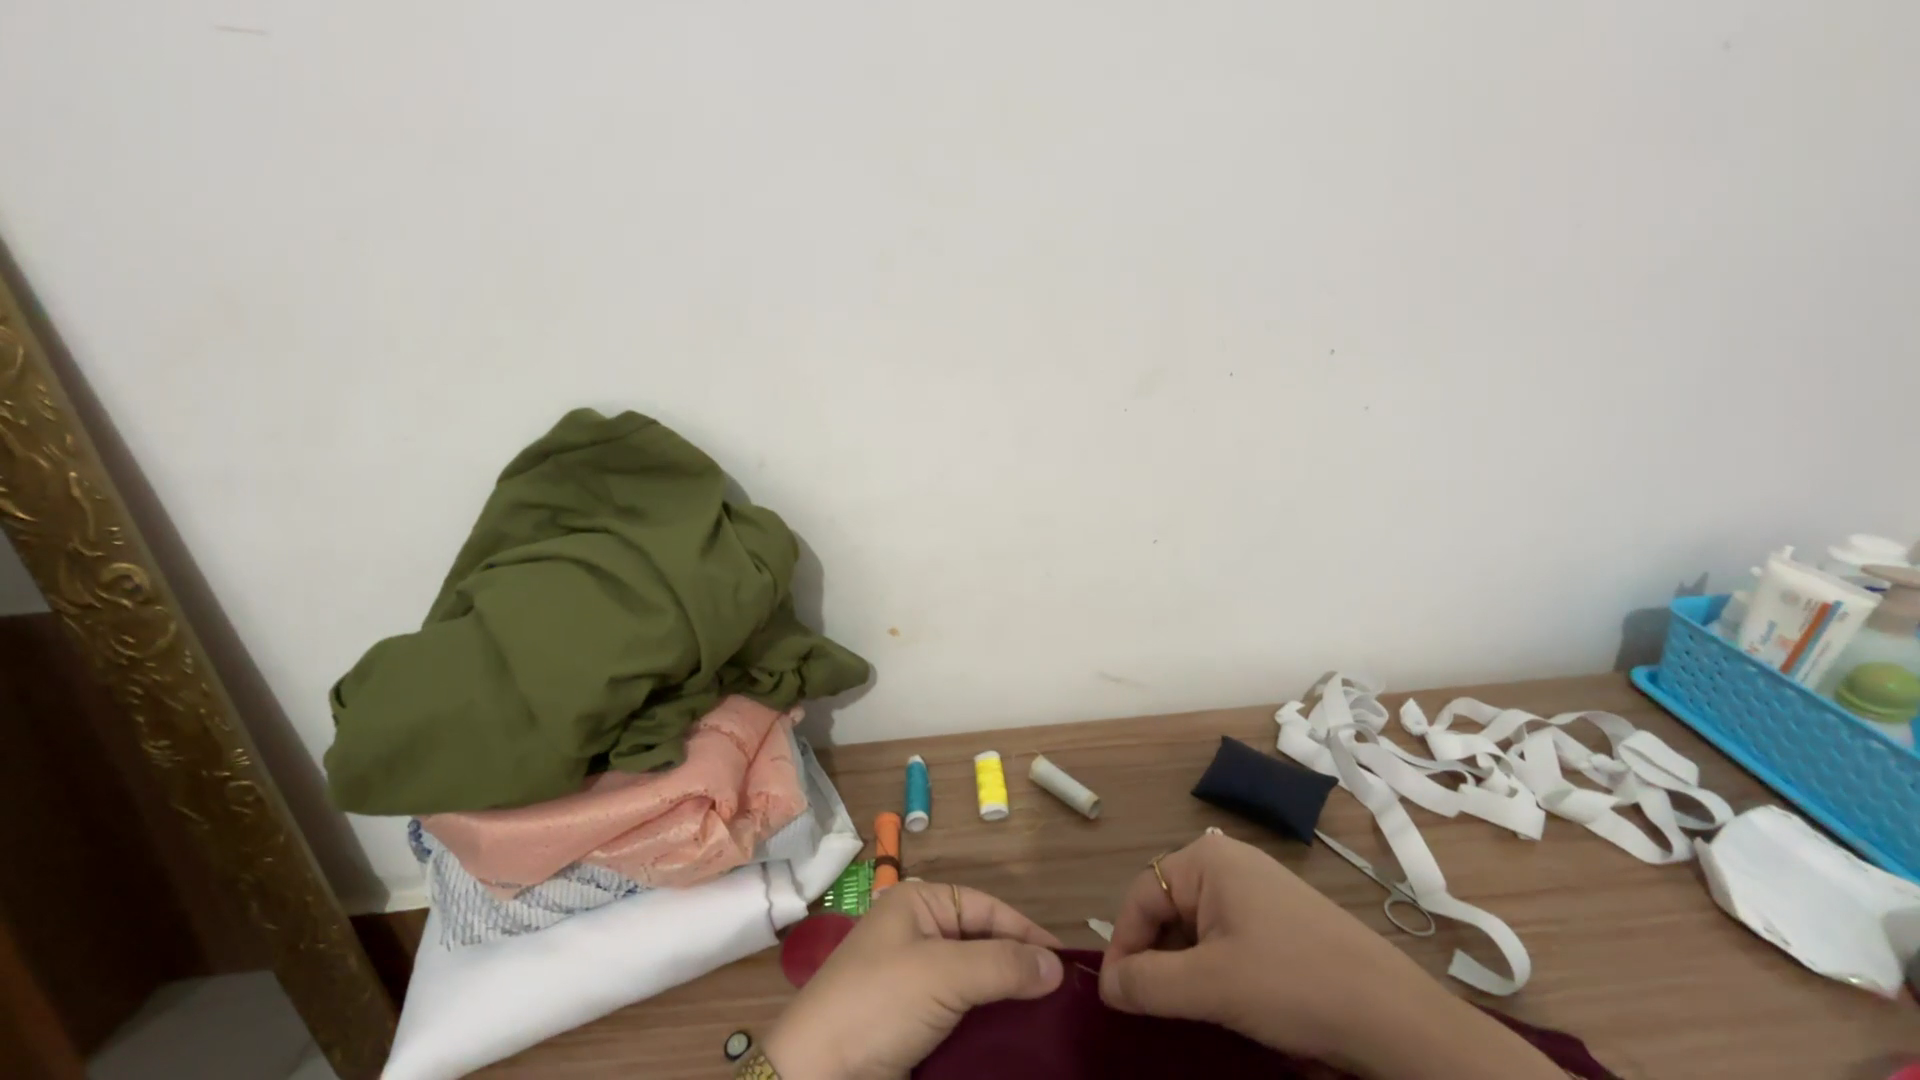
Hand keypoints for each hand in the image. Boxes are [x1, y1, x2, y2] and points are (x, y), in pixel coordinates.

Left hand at [761, 882, 1063, 1079]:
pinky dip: (987, 1025)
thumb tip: (1057, 966)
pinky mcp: (911, 1024)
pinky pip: (960, 1015)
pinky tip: (1013, 1039)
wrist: (817, 1077)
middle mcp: (914, 935)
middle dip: (1019, 967)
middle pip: (982, 943)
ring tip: (1047, 1020)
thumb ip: (1004, 965)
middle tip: (1062, 996)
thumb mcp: (943, 974)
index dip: (1026, 931)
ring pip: (974, 983)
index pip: (985, 908)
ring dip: (1006, 1000)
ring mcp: (912, 982)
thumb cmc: (879, 1004)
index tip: (1065, 963)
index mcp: (915, 905)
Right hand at [1099, 832, 1562, 1078]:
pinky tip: (1224, 1004)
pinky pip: (1227, 939)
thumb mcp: (1208, 986)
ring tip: (1188, 1011)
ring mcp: (1261, 892)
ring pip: (1196, 929)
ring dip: (1183, 969)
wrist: (1395, 1017)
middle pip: (1166, 910)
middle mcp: (1231, 865)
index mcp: (1208, 860)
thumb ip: (1145, 983)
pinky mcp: (1283, 923)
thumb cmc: (1292, 985)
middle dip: (1154, 959)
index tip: (1117, 999)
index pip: (1139, 898)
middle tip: (1152, 1010)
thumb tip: (1107, 986)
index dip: (1122, 949)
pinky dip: (1213, 971)